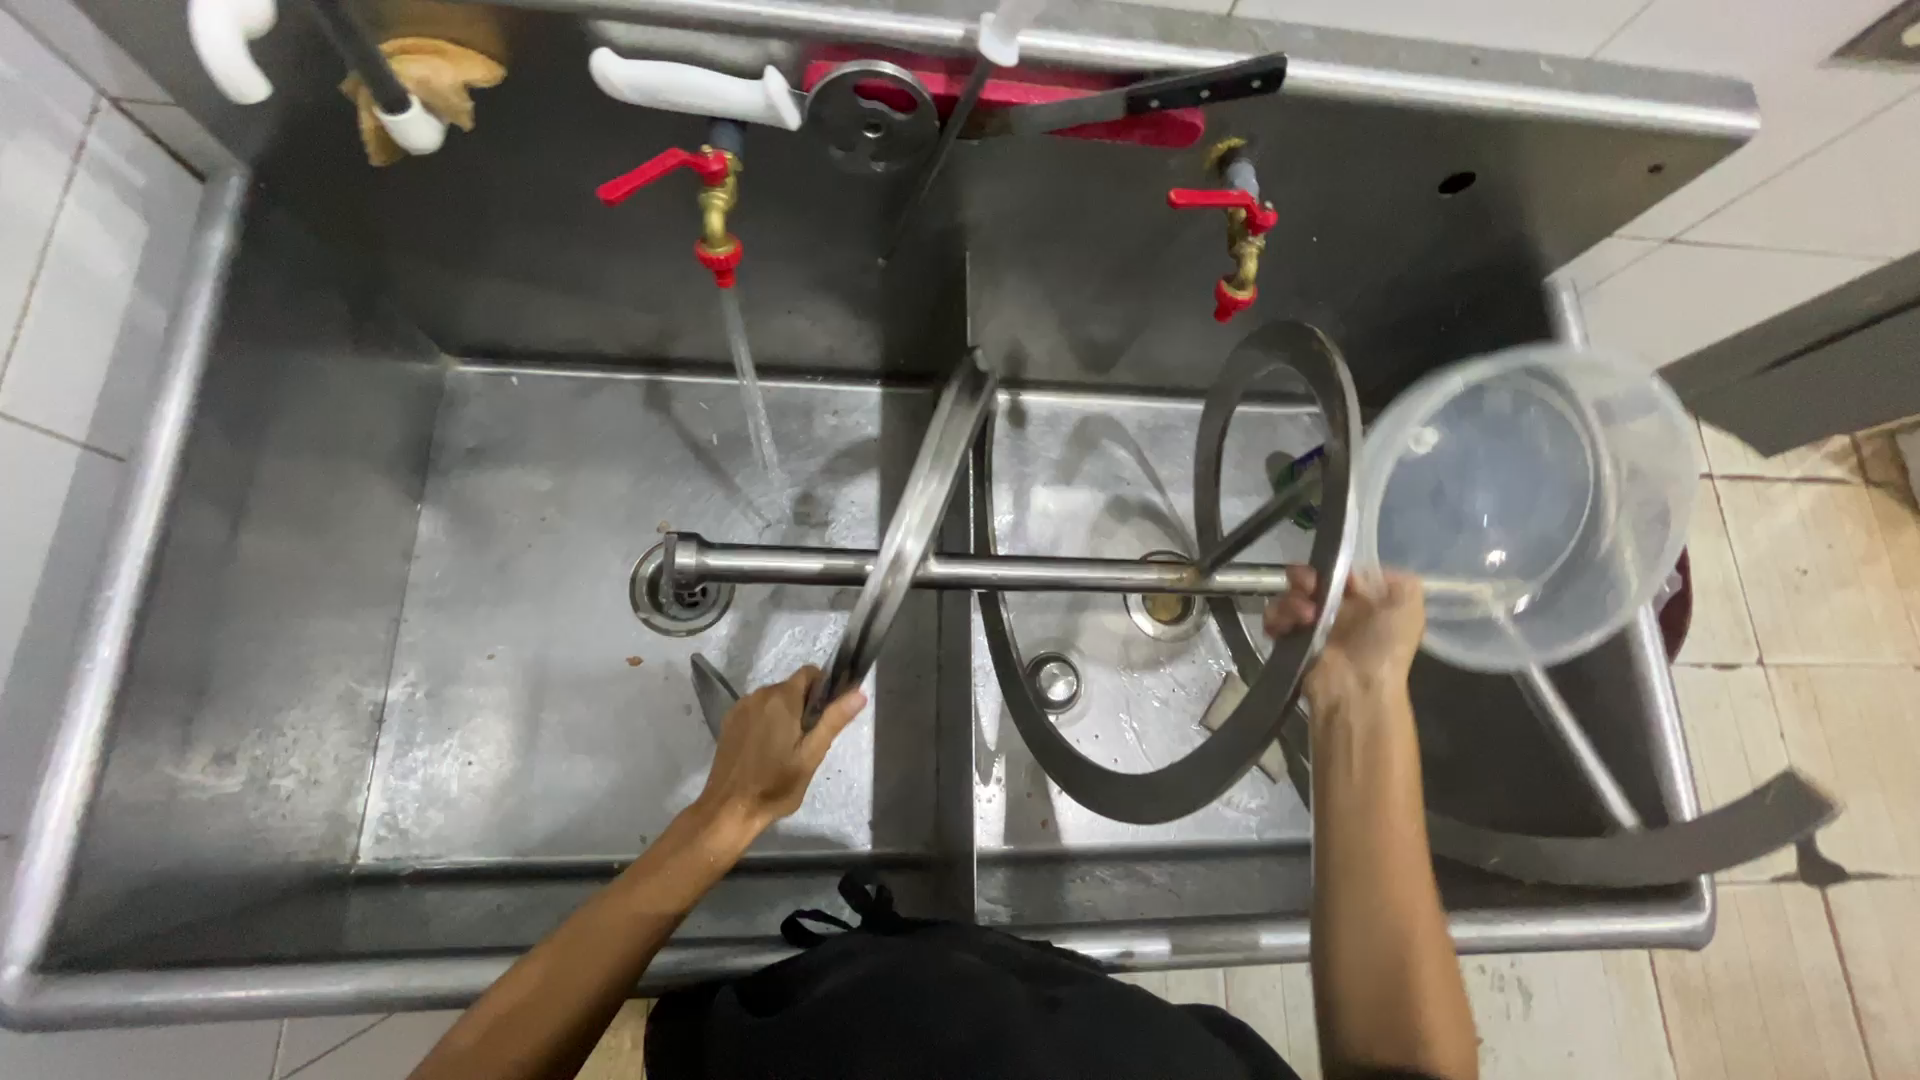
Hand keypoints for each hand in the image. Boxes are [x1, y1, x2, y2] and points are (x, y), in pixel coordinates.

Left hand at [696, 665, 866, 835]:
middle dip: (805, 705)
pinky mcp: (729, 721)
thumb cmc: (775, 784)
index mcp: (782, 699)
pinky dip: (766, 721)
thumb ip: (834, 720)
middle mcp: (759, 695)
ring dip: (785, 713)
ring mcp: (741, 707)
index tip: (828, 713)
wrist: (729, 809)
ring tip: (788, 748)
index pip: (809, 673)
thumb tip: (859, 694)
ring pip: (773, 699)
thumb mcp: (811, 755)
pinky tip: (766, 749)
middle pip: (791, 687)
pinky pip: (757, 710)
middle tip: (810, 739)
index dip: (824, 687)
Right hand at [1264, 567, 1424, 705]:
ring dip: (1290, 602)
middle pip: (1308, 582)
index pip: (1338, 573)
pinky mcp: (1290, 642)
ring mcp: (1310, 627)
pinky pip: (1273, 620)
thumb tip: (1363, 572)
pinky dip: (1274, 620)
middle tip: (1306, 588)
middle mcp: (1336, 612)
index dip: (1330, 567)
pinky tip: (1283, 627)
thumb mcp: (1409, 607)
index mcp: (1362, 601)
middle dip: (1303, 579)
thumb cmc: (1385, 646)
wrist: (1357, 688)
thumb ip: (1399, 581)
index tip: (1326, 571)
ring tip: (1304, 618)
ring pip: (1288, 598)